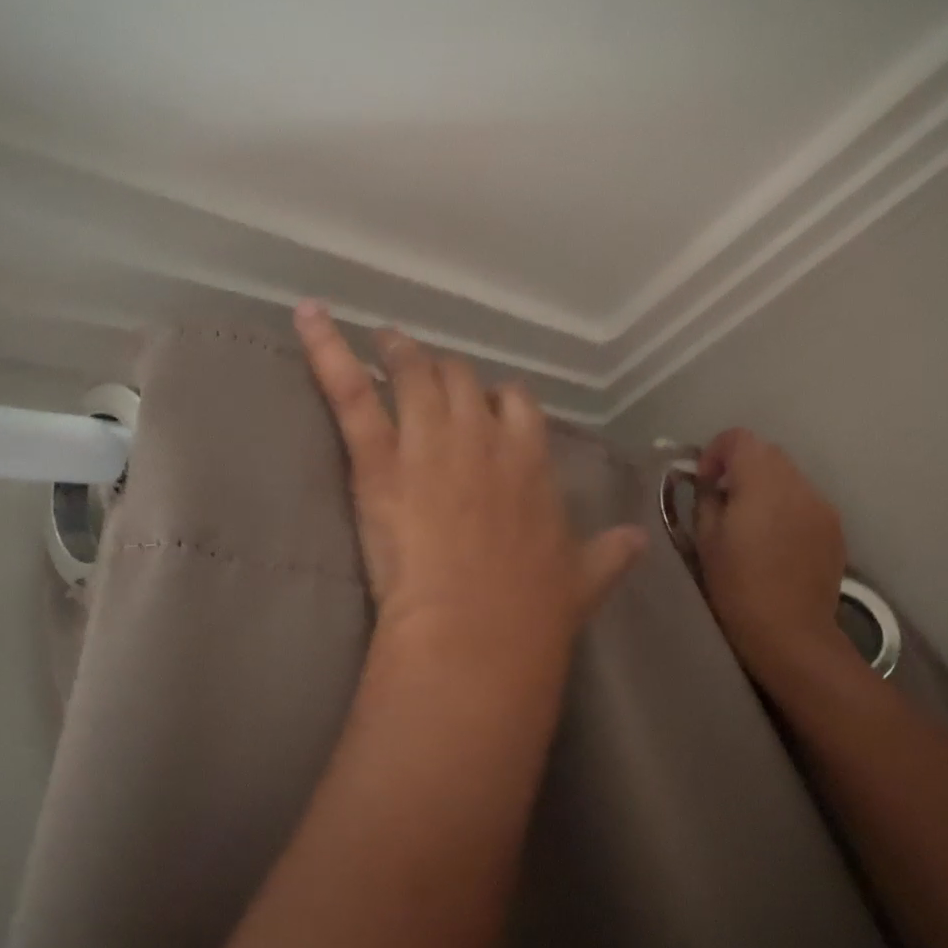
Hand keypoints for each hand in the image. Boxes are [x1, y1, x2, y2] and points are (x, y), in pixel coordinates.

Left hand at [294, 301, 646, 679]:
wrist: (478, 631)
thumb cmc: (532, 611)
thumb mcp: (584, 579)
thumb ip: (611, 553)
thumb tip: (640, 539)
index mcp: (531, 461)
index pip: (517, 406)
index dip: (499, 402)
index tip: (487, 407)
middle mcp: (483, 437)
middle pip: (463, 380)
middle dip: (448, 373)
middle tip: (429, 373)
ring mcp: (429, 441)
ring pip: (414, 373)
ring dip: (402, 353)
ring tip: (387, 340)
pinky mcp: (380, 458)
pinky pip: (350, 392)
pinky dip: (326, 350)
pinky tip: (308, 316)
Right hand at [694, 428, 861, 687]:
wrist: (790, 632)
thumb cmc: (737, 586)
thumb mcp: (706, 540)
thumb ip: (707, 500)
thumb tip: (711, 485)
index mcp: (761, 481)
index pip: (739, 438)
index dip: (715, 452)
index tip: (704, 482)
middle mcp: (797, 483)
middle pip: (766, 453)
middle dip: (742, 467)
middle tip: (724, 502)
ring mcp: (821, 505)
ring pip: (788, 477)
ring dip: (766, 487)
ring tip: (751, 524)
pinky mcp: (834, 528)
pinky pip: (805, 501)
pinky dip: (787, 508)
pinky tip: (776, 542)